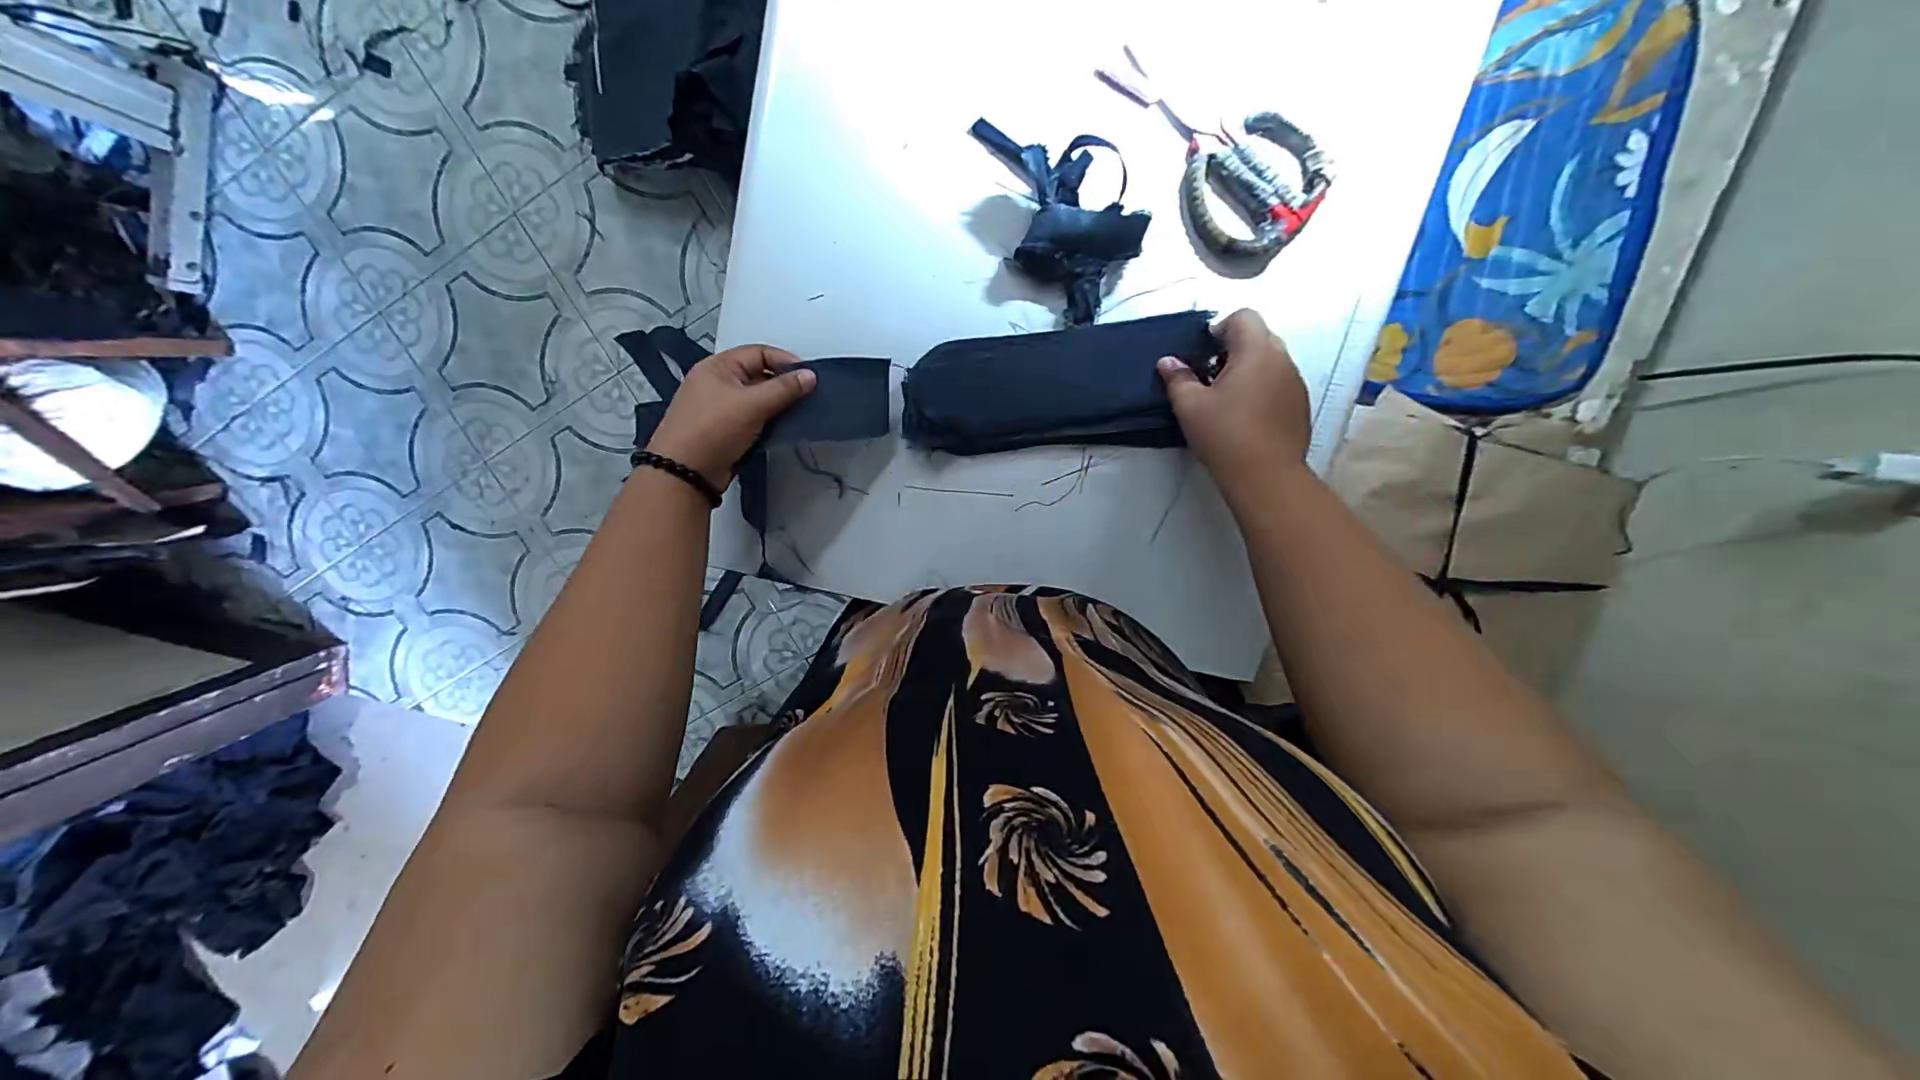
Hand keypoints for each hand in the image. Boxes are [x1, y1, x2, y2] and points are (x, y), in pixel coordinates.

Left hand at [646, 344, 815, 488]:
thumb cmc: (714, 430)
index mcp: (718, 367)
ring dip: (778, 405)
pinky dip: (769, 421)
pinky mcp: (726, 430)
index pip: (759, 353)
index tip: (809, 378)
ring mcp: (721, 408)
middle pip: (759, 375)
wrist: (685, 473)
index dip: (785, 361)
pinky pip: (753, 418)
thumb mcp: (752, 404)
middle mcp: (718, 383)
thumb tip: (811, 375)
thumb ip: (784, 389)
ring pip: (758, 399)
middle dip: (784, 385)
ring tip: (802, 413)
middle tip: (809, 398)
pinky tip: (785, 428)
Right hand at [1157, 309, 1311, 495]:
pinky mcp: (1300, 405)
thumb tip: (1168, 362)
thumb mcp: (1190, 406)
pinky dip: (1262, 388)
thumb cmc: (1225, 435)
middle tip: (1209, 374)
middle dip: (1233, 348)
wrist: (1266, 476)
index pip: (1243, 317)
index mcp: (1256, 351)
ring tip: (1226, 398)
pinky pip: (1279, 383)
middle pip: (1259, 337)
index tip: (1202, 352)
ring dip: (1248, 369)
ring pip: (1271, 361)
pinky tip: (1245, 416)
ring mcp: (1296, 382)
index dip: (1220, 327)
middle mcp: (1282, 359)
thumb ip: (1178, 379)